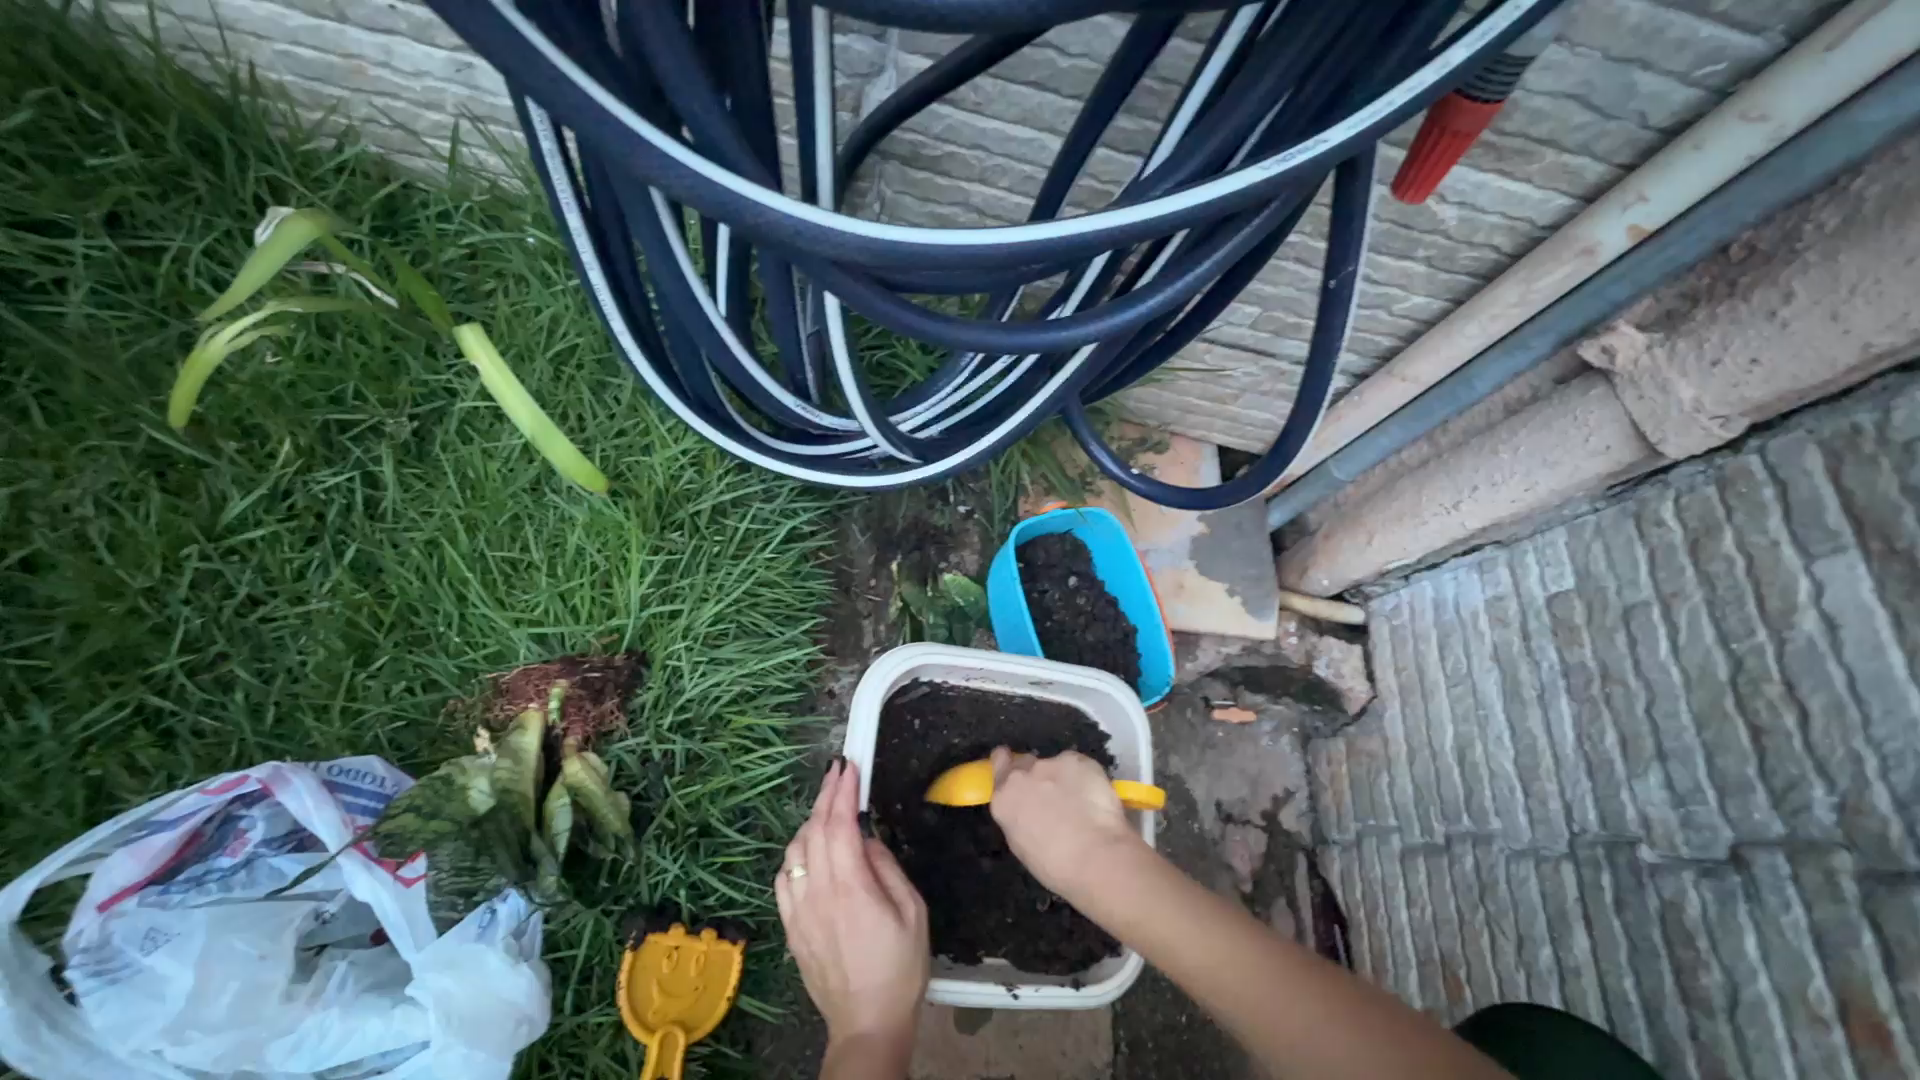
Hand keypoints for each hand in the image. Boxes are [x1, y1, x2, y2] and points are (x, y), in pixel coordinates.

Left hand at [776, 760, 929, 1049]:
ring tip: (827, 807)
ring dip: (809, 822)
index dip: (842, 792)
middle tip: (837, 772)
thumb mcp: (913, 912)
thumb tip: (867, 839)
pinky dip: (794, 855)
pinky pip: (783, 880)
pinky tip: (807, 850)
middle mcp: (818, 894)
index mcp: (851, 888)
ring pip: (794, 852)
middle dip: (825, 796)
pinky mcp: (790, 928)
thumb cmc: (900, 967)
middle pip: (813, 831)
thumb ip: (887, 868)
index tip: (848, 767)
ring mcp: (798, 911)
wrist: (867, 1021)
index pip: (839, 825)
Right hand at [989, 747, 1144, 897]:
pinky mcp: (1078, 760)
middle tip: (1053, 794)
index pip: (999, 764)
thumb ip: (1019, 818)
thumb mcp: (1022, 846)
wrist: (1095, 856)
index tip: (1016, 770)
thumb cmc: (1056, 866)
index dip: (1007, 764)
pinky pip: (1079, 765)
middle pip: (1025, 761)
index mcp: (1004, 800)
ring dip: (1064, 778)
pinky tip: (1096, 797)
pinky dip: (1086, 777)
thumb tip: (1028, 811)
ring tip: (1083, 802)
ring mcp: (1051, 764)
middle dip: (1036, 774)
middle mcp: (1023, 775)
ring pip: (1056, 765)